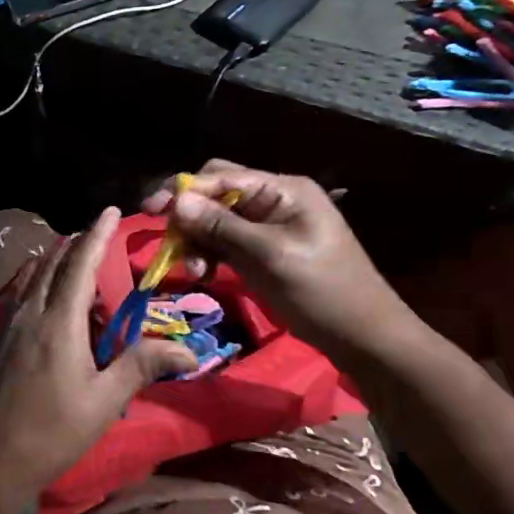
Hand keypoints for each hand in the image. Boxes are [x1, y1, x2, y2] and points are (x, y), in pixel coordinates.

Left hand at [0, 207, 195, 513]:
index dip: (96, 235)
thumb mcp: (103, 402)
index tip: (110, 210)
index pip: (80, 265)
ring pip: (32, 276)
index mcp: (59, 323)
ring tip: (73, 255)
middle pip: (52, 263)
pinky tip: (41, 288)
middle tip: (97, 234)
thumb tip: (189, 352)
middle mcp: (30, 313)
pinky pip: (18, 292)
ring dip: (54, 258)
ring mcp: (7, 324)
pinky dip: (35, 277)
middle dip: (76, 243)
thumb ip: (140, 366)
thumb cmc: (53, 432)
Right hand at [142, 162, 413, 353]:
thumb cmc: (323, 290)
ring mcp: (264, 226)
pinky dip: (207, 254)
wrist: (362, 337)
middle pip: (214, 193)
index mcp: (282, 190)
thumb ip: (222, 226)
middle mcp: (270, 200)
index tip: (150, 210)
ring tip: (193, 269)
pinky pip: (221, 242)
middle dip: (187, 214)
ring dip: (195, 239)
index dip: (184, 190)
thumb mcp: (270, 256)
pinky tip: (203, 273)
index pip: (221, 176)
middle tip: (164, 236)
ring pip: (213, 220)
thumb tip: (177, 201)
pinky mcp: (258, 251)